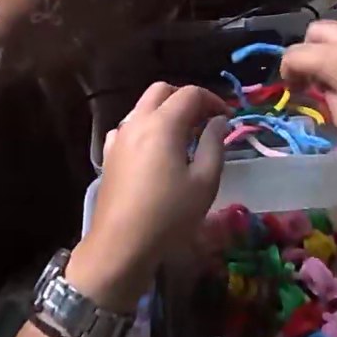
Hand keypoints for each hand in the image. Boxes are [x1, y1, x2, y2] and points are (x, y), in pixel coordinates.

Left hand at [70, 84, 228, 311]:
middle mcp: (137, 122)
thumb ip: (214, 144)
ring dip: (165, 111)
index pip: (190, 94)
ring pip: (143, 107)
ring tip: (184, 136)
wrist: (121, 244)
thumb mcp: (204, 181)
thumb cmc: (169, 214)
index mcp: (163, 124)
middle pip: (162, 91)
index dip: (213, 100)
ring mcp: (119, 137)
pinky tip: (155, 150)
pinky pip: (129, 127)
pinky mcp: (109, 155)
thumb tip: (219, 121)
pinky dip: (146, 127)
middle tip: (205, 120)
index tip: (227, 118)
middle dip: (186, 98)